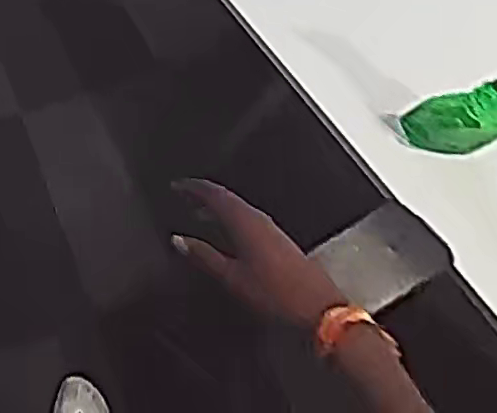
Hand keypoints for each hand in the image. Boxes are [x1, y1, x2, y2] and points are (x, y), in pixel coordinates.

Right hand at [170, 179, 347, 327]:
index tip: (176, 186)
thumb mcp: (232, 277)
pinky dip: (230, 215)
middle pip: (225, 195)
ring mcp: (269, 227)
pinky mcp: (277, 238)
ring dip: (216, 205)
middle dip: (202, 193)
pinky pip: (246, 215)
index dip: (191, 187)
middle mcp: (256, 217)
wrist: (320, 310)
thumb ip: (203, 255)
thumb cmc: (275, 294)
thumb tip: (178, 240)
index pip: (212, 193)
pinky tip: (226, 231)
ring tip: (199, 212)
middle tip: (184, 195)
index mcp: (243, 220)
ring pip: (236, 205)